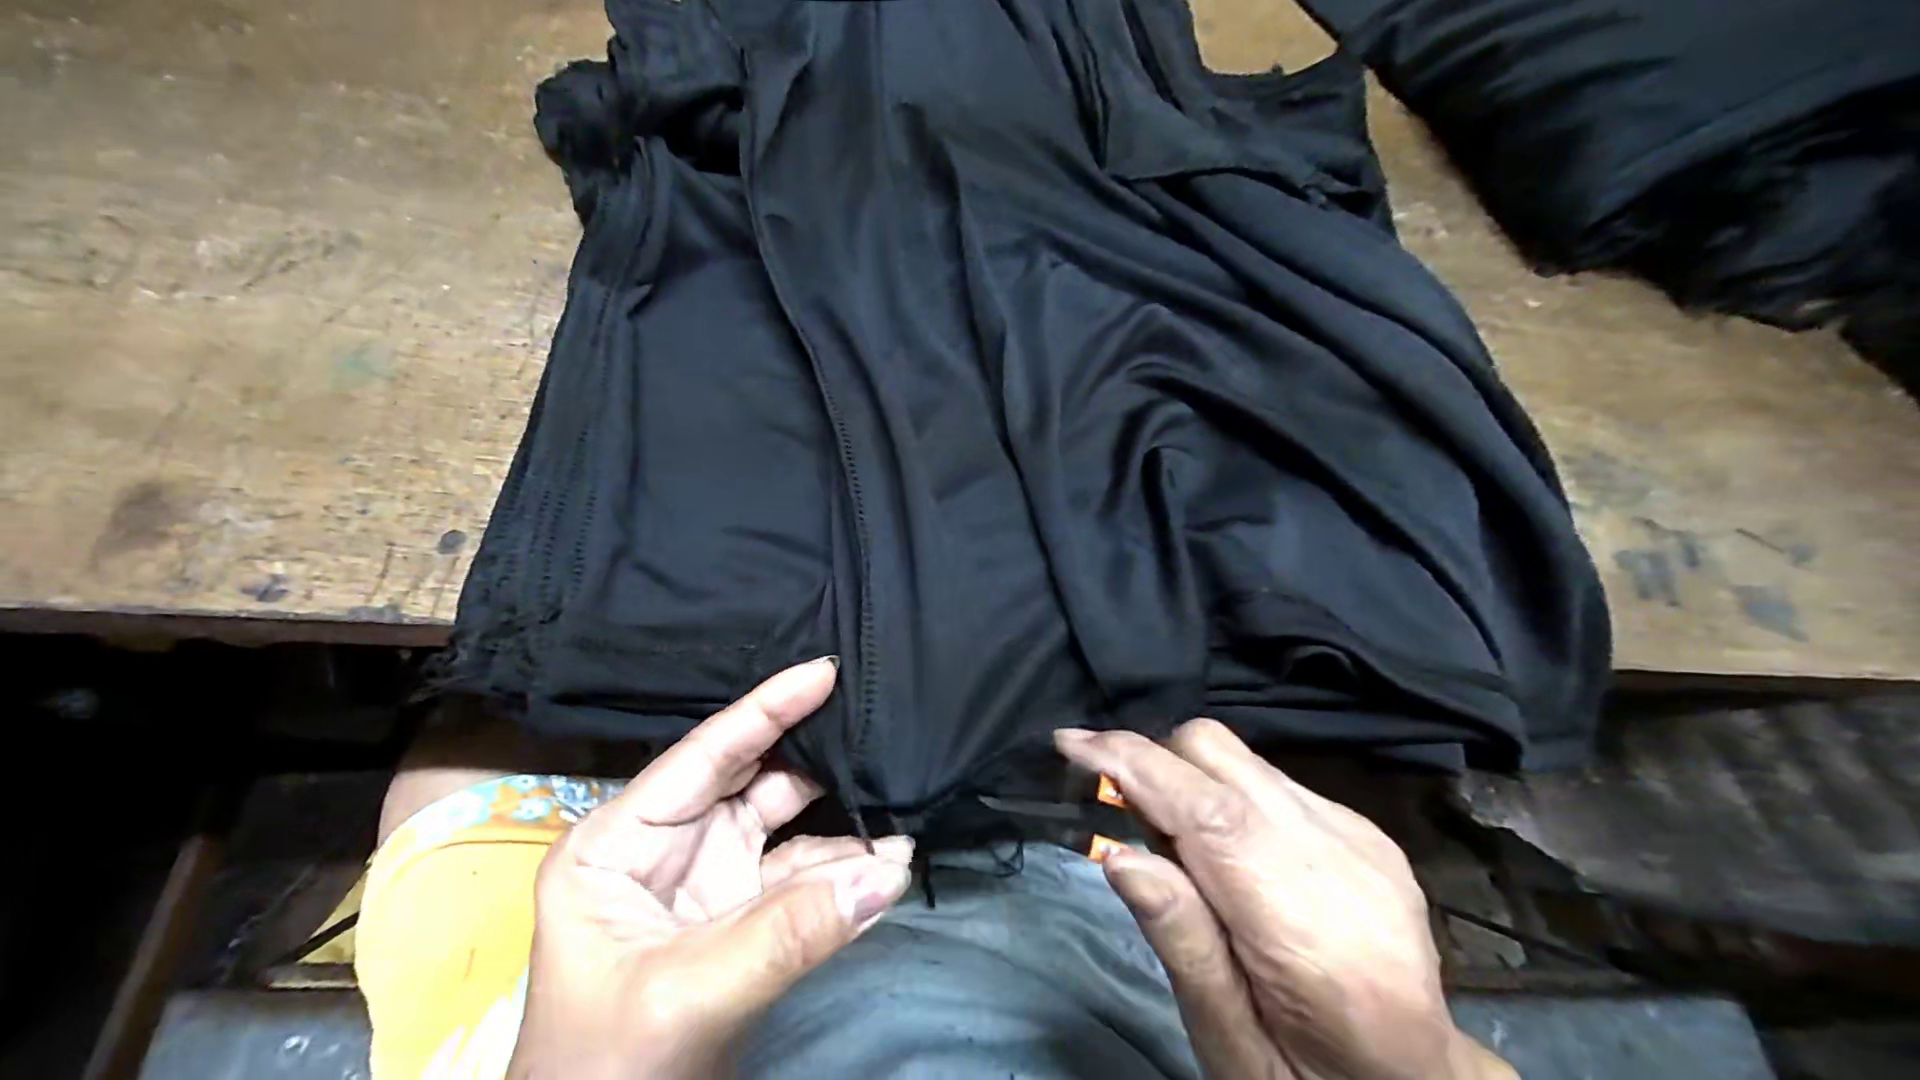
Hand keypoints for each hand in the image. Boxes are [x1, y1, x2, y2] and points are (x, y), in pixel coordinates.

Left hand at [509, 657, 914, 1079]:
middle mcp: (665, 843)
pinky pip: (799, 872)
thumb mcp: (688, 995)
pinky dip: (842, 868)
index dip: (767, 708)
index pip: (705, 754)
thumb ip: (791, 932)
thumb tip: (890, 871)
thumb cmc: (605, 1070)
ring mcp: (706, 876)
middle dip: (810, 750)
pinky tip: (886, 863)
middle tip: (872, 718)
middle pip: (748, 776)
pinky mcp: (739, 911)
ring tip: (899, 796)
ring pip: (783, 822)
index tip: (824, 670)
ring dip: (840, 817)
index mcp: (620, 840)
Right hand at [1054, 719, 1512, 1079]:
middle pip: (1220, 757)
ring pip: (1238, 756)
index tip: (1069, 744)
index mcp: (1313, 935)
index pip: (1210, 816)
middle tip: (1119, 815)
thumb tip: (1116, 854)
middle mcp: (1344, 862)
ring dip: (1182, 776)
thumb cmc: (1309, 1079)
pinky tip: (1220, 849)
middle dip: (1150, 763)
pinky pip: (1263, 775)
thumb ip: (1180, 942)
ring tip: (1172, 843)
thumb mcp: (1230, 1044)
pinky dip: (1219, 791)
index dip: (1134, 765)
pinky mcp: (1359, 826)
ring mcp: (1358, 835)